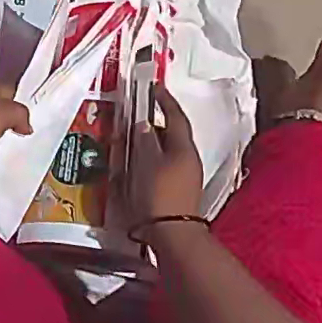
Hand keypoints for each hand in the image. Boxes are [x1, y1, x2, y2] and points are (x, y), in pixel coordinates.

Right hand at [129, 84, 203, 222]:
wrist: (172, 234)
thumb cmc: (158, 194)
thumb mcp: (146, 163)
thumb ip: (144, 141)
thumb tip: (143, 124)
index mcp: (183, 148)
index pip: (176, 117)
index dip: (165, 101)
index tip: (155, 87)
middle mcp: (188, 159)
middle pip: (173, 134)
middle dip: (156, 123)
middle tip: (137, 116)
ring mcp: (186, 176)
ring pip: (168, 150)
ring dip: (152, 142)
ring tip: (132, 140)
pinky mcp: (178, 190)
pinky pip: (164, 165)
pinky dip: (152, 159)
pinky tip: (137, 164)